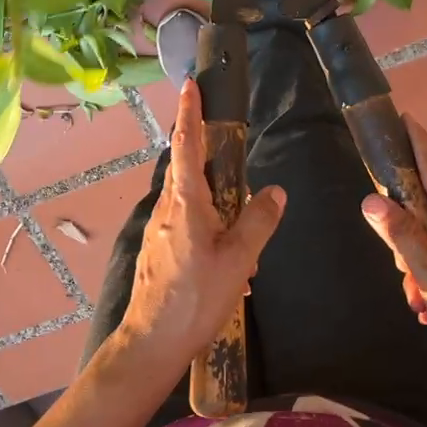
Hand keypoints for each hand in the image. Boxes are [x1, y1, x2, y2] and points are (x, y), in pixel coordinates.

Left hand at [115, 79, 285, 368]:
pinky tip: (226, 252)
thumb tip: (275, 192)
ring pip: (184, 195)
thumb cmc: (196, 297)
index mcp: (185, 201)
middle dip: (198, 145)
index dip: (190, 113)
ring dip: (206, 191)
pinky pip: (183, 220)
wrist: (152, 342)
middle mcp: (166, 207)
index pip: (185, 144)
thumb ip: (258, 222)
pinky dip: (204, 220)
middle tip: (220, 132)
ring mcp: (159, 228)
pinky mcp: (158, 248)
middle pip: (183, 166)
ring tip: (234, 208)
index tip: (190, 85)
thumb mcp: (238, 260)